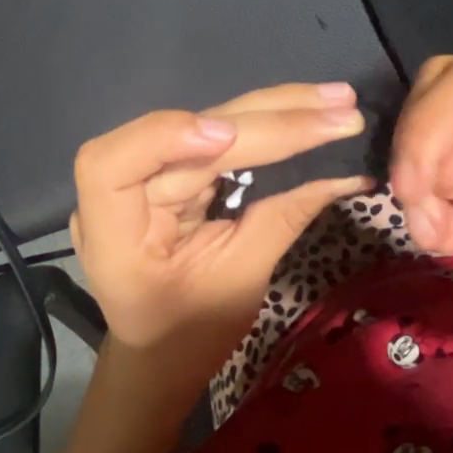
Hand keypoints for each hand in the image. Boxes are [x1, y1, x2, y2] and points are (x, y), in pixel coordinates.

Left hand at [70, 83, 373, 380]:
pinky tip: (307, 109)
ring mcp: (149, 171)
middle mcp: (122, 190)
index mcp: (111, 235)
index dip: (162, 137)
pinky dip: (266, 124)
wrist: (163, 351)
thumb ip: (279, 220)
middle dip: (263, 120)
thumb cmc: (189, 335)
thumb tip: (343, 172)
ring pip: (209, 124)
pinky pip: (220, 136)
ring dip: (276, 110)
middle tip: (337, 109)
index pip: (110, 165)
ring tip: (336, 100)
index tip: (226, 134)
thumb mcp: (236, 284)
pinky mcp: (178, 165)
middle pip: (182, 135)